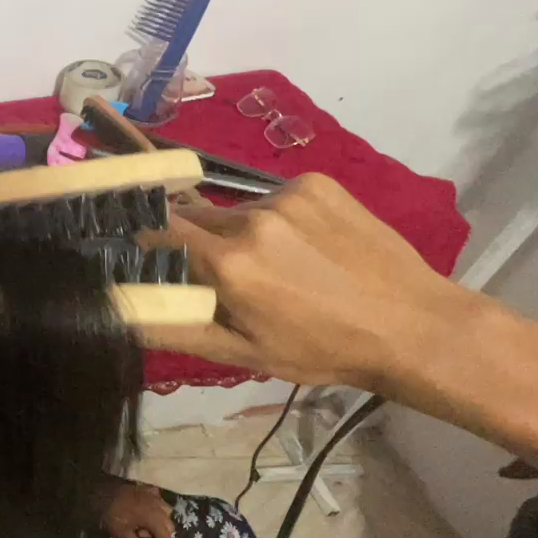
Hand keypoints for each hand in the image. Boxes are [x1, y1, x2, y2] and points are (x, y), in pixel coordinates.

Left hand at [105, 480, 174, 537]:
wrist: (100, 490)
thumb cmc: (111, 514)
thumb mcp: (122, 534)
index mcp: (156, 519)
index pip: (167, 537)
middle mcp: (161, 507)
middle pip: (169, 525)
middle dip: (160, 532)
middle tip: (143, 534)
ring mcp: (156, 495)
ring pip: (166, 511)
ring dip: (160, 518)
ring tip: (144, 521)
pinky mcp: (149, 487)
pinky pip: (159, 498)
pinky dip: (155, 504)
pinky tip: (144, 506)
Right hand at [139, 173, 483, 390]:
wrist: (416, 326)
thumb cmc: (322, 349)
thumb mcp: (241, 353)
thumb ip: (174, 329)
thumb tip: (121, 314)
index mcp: (230, 263)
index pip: (158, 229)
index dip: (145, 240)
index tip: (144, 255)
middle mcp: (253, 219)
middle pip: (194, 219)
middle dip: (195, 244)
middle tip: (220, 276)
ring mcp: (288, 196)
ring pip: (232, 211)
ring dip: (235, 233)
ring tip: (272, 265)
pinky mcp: (316, 184)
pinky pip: (269, 198)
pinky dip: (271, 219)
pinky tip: (300, 245)